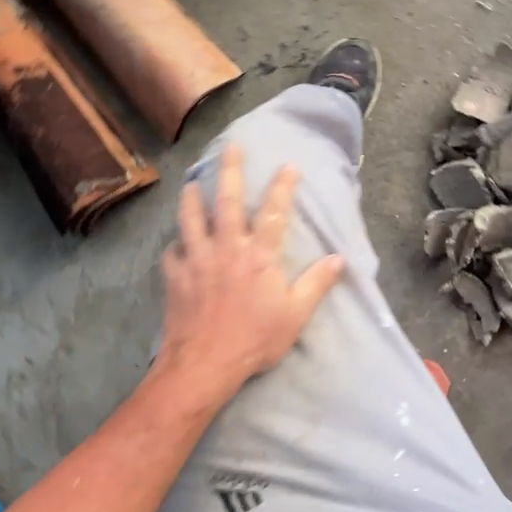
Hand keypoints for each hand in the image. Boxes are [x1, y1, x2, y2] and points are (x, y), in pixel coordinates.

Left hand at [151, 145, 345, 399]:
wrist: (205, 364)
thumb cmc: (255, 340)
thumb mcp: (295, 316)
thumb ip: (316, 284)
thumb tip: (339, 259)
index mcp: (259, 256)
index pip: (273, 212)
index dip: (282, 186)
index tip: (288, 165)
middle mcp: (227, 248)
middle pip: (226, 201)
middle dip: (229, 171)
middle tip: (229, 148)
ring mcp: (197, 260)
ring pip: (191, 219)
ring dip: (191, 198)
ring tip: (190, 184)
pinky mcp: (175, 276)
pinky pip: (172, 254)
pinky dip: (175, 247)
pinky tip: (176, 246)